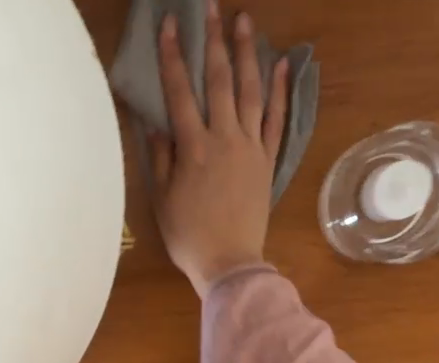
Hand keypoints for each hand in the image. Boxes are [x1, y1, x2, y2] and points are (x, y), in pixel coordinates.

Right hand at [145, 2, 288, 296]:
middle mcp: (224, 139)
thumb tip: (156, 126)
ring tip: (244, 21)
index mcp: (193, 149)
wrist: (228, 262)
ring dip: (248, 53)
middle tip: (211, 7)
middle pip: (220, 81)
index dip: (173, 56)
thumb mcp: (162, 201)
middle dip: (214, 40)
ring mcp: (250, 147)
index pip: (180, 93)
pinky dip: (280, 91)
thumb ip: (160, 161)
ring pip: (251, 91)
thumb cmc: (189, 237)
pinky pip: (276, 119)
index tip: (169, 24)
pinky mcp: (267, 161)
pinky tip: (282, 64)